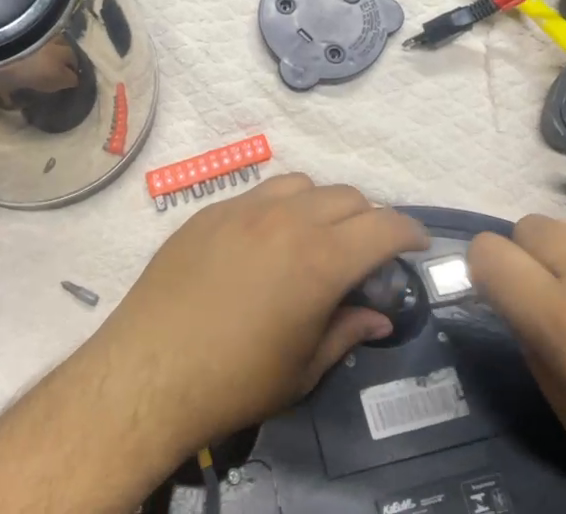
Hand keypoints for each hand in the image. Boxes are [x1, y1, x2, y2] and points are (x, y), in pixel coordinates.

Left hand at [89, 174, 428, 453]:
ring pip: (301, 184)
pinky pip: (257, 193)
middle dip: (368, 219)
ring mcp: (242, 209)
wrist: (150, 368)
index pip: (383, 226)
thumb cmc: (236, 380)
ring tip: (315, 238)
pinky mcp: (208, 212)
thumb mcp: (303, 369)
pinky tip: (264, 243)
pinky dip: (278, 208)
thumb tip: (376, 316)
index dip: (409, 231)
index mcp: (321, 259)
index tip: (416, 245)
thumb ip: (346, 332)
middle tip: (365, 253)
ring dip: (322, 205)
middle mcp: (286, 220)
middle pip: (346, 196)